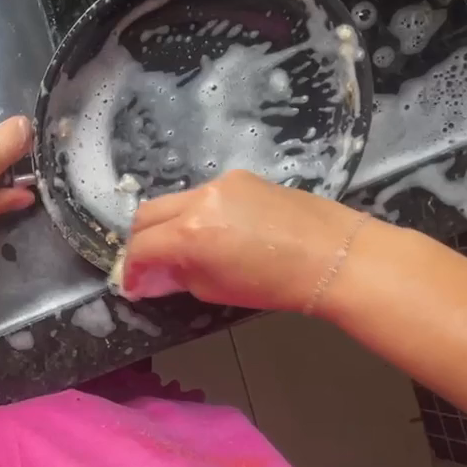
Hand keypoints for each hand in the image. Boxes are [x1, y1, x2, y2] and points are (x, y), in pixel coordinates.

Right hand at [119, 170, 373, 313]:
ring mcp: (220, 184)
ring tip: (174, 252)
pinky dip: (189, 215)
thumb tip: (150, 278)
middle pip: (145, 216)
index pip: (141, 248)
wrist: (334, 257)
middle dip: (138, 242)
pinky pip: (199, 196)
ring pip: (171, 202)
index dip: (131, 271)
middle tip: (145, 267)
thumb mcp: (212, 289)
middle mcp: (199, 201)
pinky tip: (206, 235)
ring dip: (163, 227)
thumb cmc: (273, 284)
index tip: (132, 287)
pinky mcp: (241, 178)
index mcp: (190, 234)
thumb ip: (175, 277)